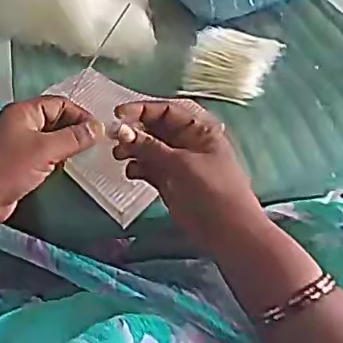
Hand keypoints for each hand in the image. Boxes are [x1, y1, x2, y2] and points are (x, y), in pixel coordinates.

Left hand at [0, 96, 103, 222]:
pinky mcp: (17, 161)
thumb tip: (97, 128)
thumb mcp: (44, 150)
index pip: (58, 103)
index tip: (98, 130)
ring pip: (49, 138)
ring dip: (66, 145)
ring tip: (87, 155)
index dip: (79, 114)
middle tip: (96, 144)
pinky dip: (56, 157)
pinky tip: (68, 167)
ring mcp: (17, 142)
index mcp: (23, 111)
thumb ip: (73, 138)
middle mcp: (19, 123)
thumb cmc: (9, 168)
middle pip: (54, 119)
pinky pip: (42, 153)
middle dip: (75, 129)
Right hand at [111, 100, 263, 245]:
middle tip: (113, 136)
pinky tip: (131, 172)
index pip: (167, 111)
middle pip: (155, 128)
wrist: (229, 233)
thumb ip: (150, 146)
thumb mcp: (182, 164)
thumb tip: (122, 130)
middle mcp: (187, 143)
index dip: (142, 109)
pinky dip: (137, 167)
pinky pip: (148, 168)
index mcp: (199, 130)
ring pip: (148, 148)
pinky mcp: (169, 182)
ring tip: (118, 155)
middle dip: (134, 130)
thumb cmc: (214, 190)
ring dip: (132, 149)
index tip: (118, 114)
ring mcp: (178, 163)